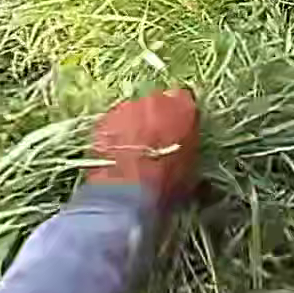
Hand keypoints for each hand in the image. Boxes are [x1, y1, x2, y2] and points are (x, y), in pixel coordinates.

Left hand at [84, 89, 200, 204]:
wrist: (125, 193)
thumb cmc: (166, 180)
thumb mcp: (192, 163)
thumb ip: (189, 143)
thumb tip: (186, 148)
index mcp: (183, 106)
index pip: (184, 99)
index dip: (179, 115)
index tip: (177, 129)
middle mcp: (155, 99)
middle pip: (156, 101)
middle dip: (155, 116)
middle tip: (153, 138)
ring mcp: (126, 108)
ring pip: (132, 110)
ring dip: (133, 123)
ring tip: (131, 146)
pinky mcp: (102, 121)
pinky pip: (112, 123)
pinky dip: (114, 133)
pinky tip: (114, 152)